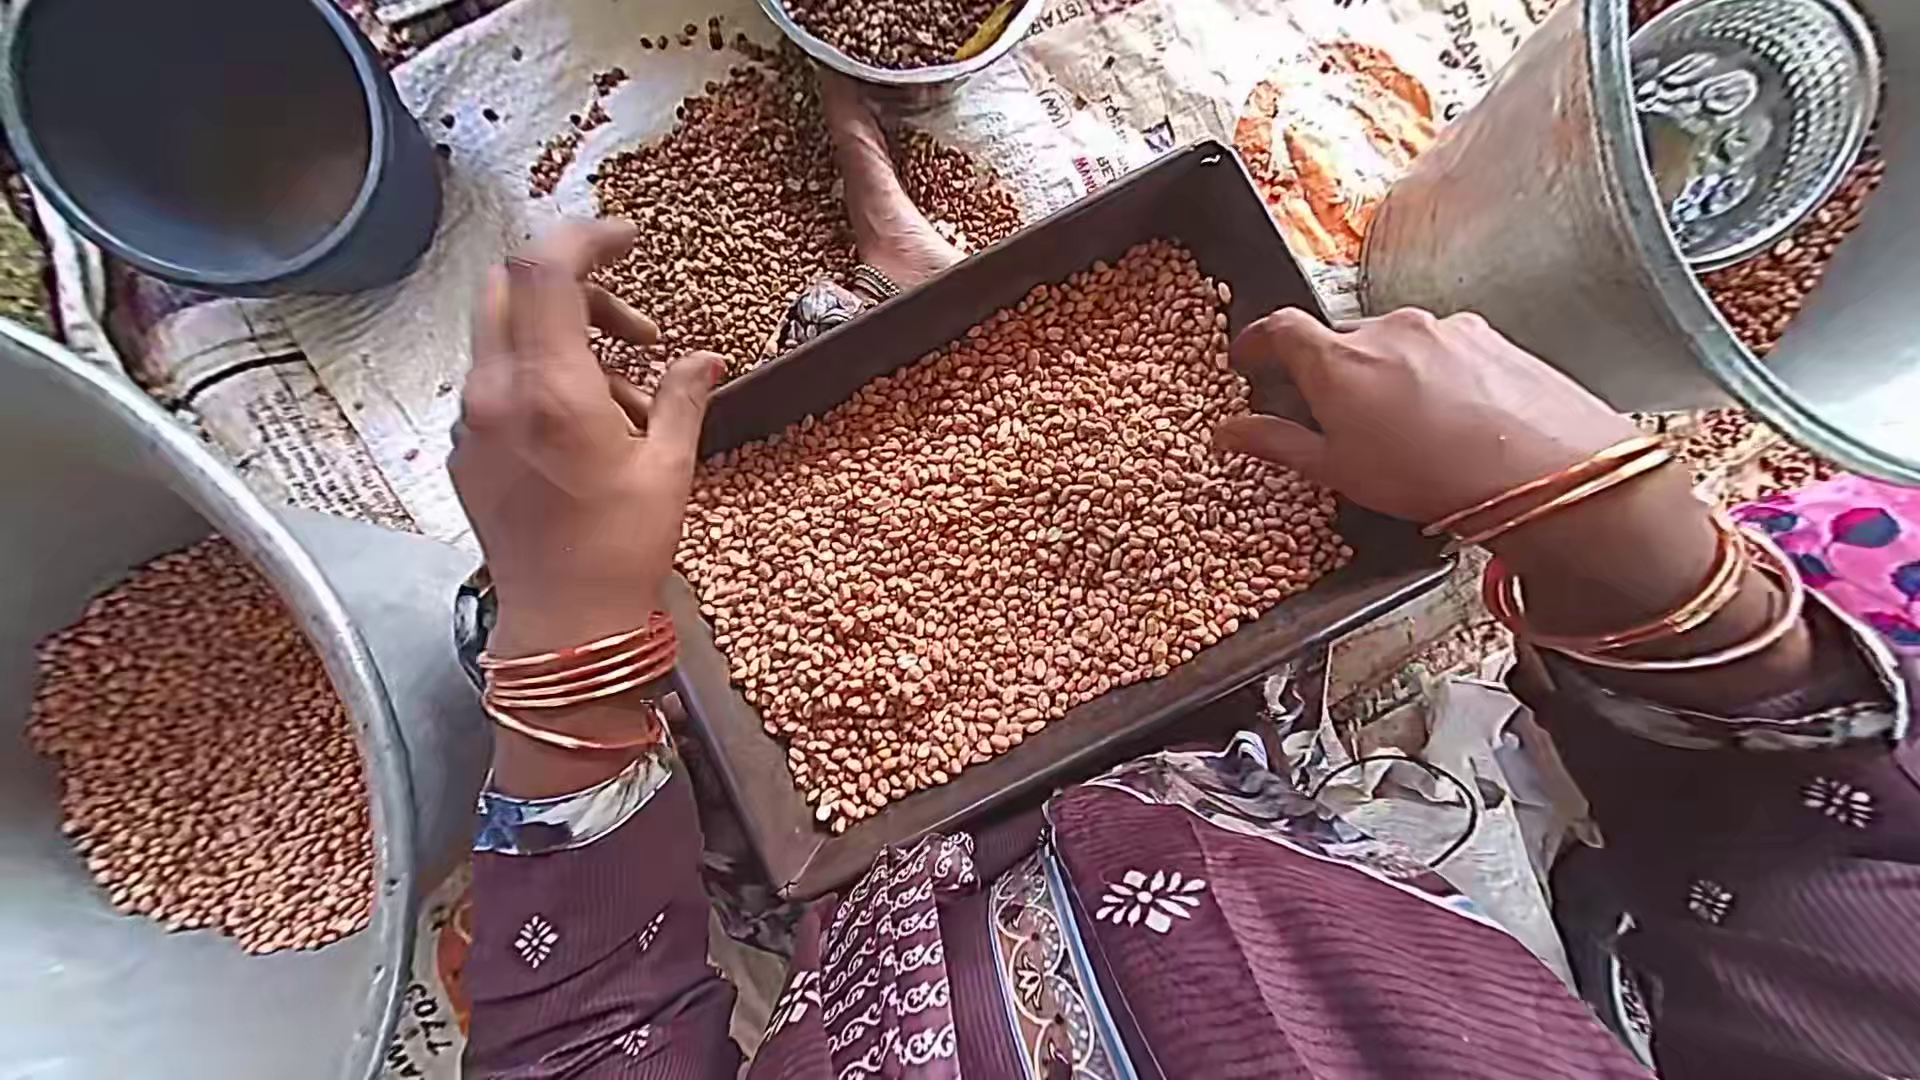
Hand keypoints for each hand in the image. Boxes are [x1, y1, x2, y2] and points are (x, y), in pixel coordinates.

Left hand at [450, 220, 725, 656]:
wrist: (566, 620)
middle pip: (512, 290)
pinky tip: (590, 429)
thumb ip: (684, 398)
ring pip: (506, 336)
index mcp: (552, 393)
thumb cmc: (625, 546)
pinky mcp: (466, 447)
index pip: (543, 273)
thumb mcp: (670, 467)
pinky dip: (547, 378)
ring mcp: (471, 421)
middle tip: (640, 334)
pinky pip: (500, 382)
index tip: (630, 240)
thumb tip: (706, 359)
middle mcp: (495, 395)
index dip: (586, 239)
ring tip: (631, 402)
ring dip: (570, 342)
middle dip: (581, 293)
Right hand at [1210, 308, 1823, 709]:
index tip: (1246, 357)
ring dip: (1371, 369)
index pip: (1279, 328)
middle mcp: (1385, 329)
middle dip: (1318, 367)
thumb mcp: (1332, 467)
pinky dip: (1416, 367)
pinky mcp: (1486, 333)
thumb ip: (1273, 441)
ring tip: (1389, 418)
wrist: (1547, 472)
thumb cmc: (1421, 475)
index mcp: (1336, 361)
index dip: (1255, 339)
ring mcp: (1440, 326)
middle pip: (1333, 338)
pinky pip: (1431, 343)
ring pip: (1384, 341)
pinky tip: (1435, 409)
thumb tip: (1224, 431)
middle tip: (1323, 409)